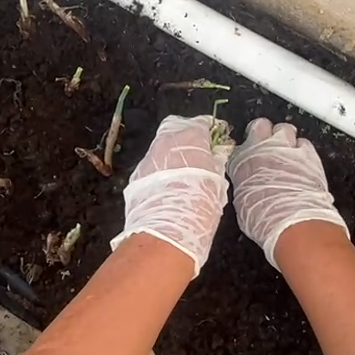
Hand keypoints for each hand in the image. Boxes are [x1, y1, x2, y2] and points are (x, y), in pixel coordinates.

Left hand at [109, 115, 231, 276]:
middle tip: (199, 152)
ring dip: (172, 154)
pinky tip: (168, 186)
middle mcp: (165, 141)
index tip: (217, 138)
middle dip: (186, 135)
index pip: (202, 122)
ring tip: (184, 172)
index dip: (211, 129)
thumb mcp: (218, 181)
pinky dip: (161, 171)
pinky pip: (152, 166)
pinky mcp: (136, 176)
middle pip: (175, 127)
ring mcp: (148, 158)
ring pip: (161, 147)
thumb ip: (216, 162)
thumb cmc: (199, 205)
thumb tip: (217, 154)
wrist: (165, 232)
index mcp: (190, 137)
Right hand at [226, 118, 347, 265]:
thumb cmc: (265, 218)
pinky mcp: (308, 154)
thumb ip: (245, 182)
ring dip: (287, 140)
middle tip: (271, 147)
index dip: (248, 145)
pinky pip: (304, 143)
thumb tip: (249, 183)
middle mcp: (262, 149)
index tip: (251, 151)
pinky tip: (304, 163)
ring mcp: (287, 148)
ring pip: (286, 129)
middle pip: (264, 125)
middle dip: (268, 134)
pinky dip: (304, 151)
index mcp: (242, 161)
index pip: (242, 141)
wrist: (293, 221)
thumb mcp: (243, 201)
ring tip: (289, 154)